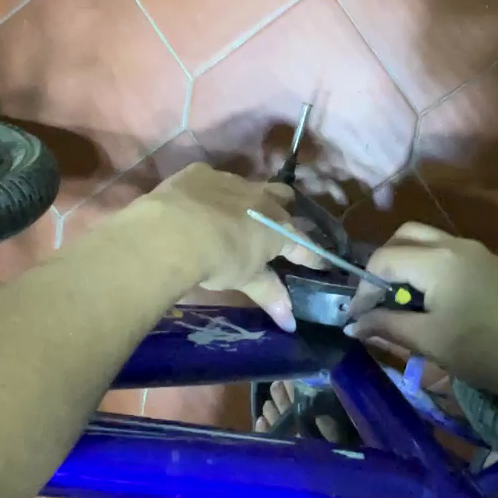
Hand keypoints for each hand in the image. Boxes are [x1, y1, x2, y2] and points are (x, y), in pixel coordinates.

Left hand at [128, 163, 323, 330]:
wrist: (174, 232)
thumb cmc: (220, 260)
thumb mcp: (245, 279)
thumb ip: (269, 295)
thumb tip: (291, 324)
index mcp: (278, 228)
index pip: (303, 244)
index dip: (313, 256)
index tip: (324, 263)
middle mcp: (261, 199)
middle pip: (284, 198)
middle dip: (285, 210)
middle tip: (280, 225)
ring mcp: (231, 182)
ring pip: (250, 185)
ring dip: (248, 199)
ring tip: (239, 212)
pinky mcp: (201, 173)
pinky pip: (212, 180)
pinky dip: (211, 192)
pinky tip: (200, 203)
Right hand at [346, 223, 497, 416]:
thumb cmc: (484, 354)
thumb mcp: (429, 342)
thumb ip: (386, 327)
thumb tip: (352, 325)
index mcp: (438, 260)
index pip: (384, 259)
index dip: (364, 287)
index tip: (356, 317)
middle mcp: (456, 244)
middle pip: (404, 236)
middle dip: (382, 263)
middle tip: (376, 299)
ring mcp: (476, 251)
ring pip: (426, 241)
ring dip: (405, 262)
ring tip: (399, 301)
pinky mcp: (489, 264)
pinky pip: (446, 252)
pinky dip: (427, 266)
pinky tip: (428, 300)